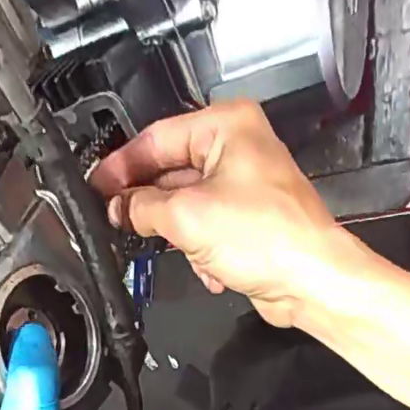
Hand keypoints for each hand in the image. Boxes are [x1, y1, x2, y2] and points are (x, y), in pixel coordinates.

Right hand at [89, 100, 360, 328]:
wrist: (310, 283)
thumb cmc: (270, 238)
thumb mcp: (187, 217)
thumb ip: (143, 207)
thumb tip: (120, 207)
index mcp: (227, 126)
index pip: (156, 137)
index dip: (122, 165)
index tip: (98, 186)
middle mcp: (238, 150)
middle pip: (170, 171)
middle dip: (149, 204)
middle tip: (117, 220)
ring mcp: (245, 187)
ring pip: (186, 205)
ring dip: (179, 235)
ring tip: (175, 248)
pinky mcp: (249, 222)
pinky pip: (207, 230)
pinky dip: (201, 251)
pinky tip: (210, 269)